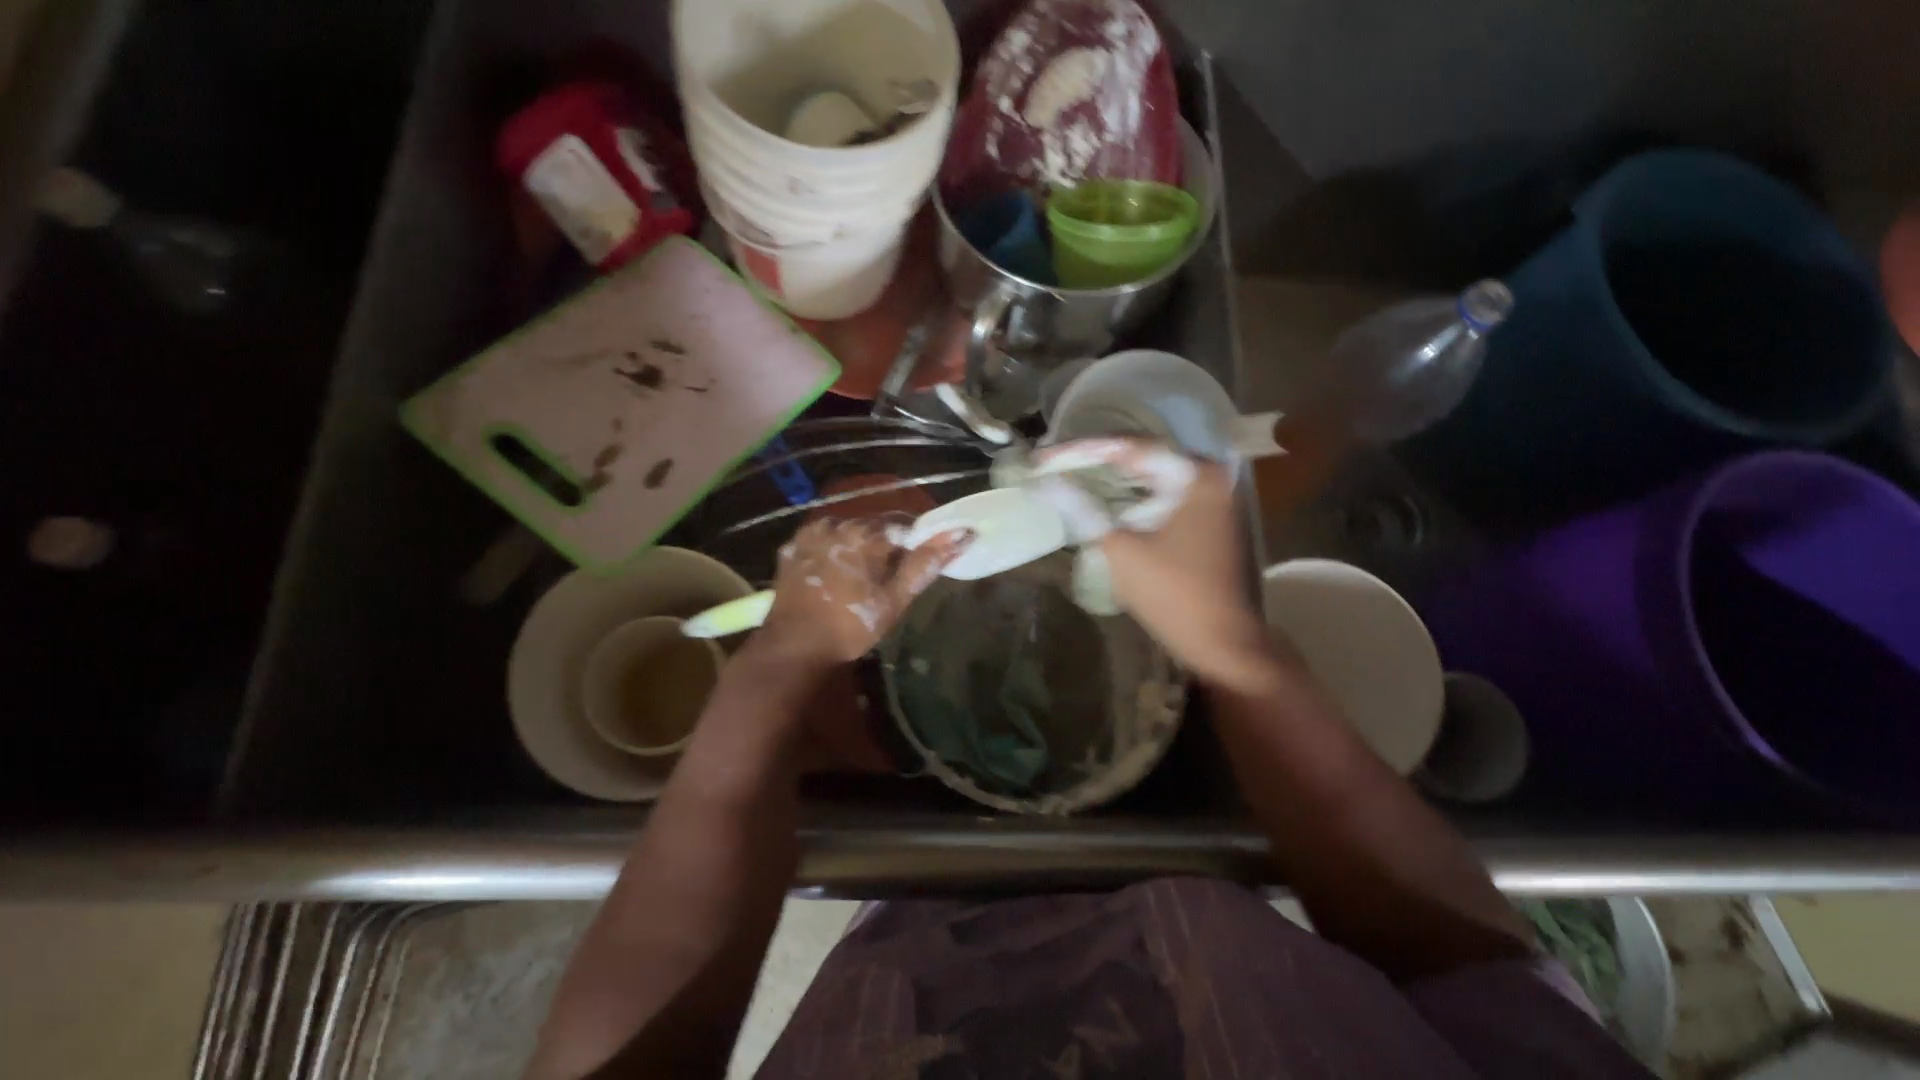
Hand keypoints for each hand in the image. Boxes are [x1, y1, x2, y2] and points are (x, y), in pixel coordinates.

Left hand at [756, 516, 971, 667]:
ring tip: (857, 581)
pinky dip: (830, 554)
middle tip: (885, 581)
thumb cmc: (851, 625)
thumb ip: (925, 563)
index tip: (912, 568)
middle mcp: (837, 522)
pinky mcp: (791, 548)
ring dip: (855, 548)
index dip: (913, 546)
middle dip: (883, 548)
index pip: (903, 526)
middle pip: (872, 528)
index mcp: (866, 532)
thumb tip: (962, 534)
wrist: (794, 647)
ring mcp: (810, 533)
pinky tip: (832, 577)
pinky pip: (821, 542)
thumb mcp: (894, 599)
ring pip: (845, 533)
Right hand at [1030, 438, 1274, 687]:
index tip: (1042, 457)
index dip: (1080, 450)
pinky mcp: (1200, 519)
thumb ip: (1083, 509)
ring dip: (1106, 478)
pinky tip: (1093, 499)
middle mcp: (1206, 476)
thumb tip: (1043, 482)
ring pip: (1145, 477)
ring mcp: (1207, 498)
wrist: (1221, 642)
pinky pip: (1155, 495)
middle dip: (1091, 460)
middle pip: (1138, 456)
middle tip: (1048, 462)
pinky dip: (1125, 497)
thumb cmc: (1173, 595)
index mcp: (1193, 474)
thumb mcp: (1121, 550)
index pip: (1127, 448)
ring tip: (1062, 475)